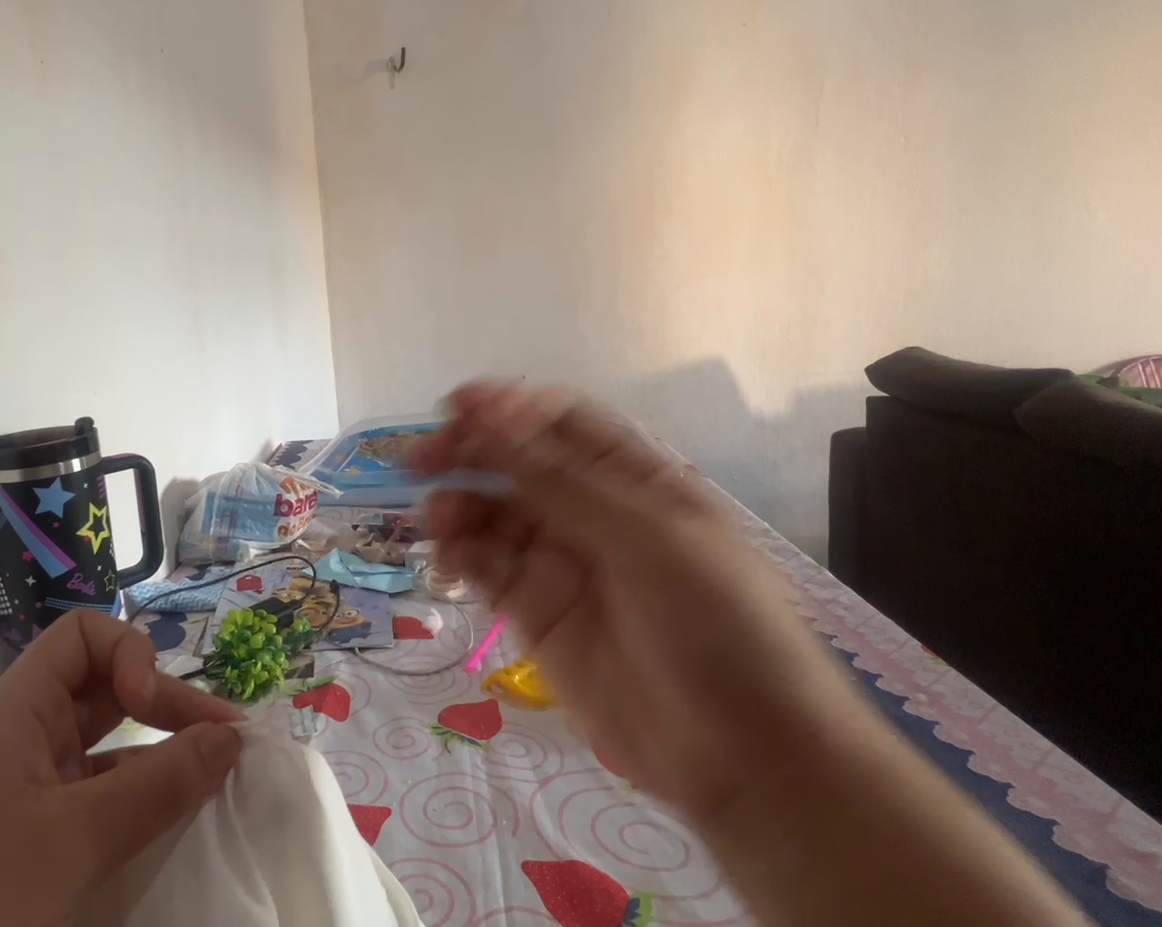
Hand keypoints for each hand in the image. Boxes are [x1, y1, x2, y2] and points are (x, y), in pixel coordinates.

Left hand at [0, 611, 241, 926]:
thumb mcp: (72, 841)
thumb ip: (158, 786)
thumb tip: (231, 736)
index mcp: (13, 713)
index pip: (81, 638)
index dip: (128, 654)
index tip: (153, 706)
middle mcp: (19, 739)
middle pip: (102, 689)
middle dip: (165, 704)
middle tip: (226, 742)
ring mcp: (23, 791)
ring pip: (105, 747)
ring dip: (159, 754)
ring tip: (214, 779)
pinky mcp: (29, 840)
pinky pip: (96, 797)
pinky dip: (138, 799)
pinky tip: (173, 821)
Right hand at [413, 381, 871, 821]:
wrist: (741, 753)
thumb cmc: (714, 625)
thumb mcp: (646, 538)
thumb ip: (562, 480)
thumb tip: (494, 415)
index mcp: (636, 480)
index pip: (563, 423)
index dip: (510, 409)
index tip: (456, 407)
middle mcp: (594, 513)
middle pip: (519, 463)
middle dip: (470, 453)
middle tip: (421, 459)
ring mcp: (563, 565)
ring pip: (496, 516)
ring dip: (460, 507)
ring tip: (436, 520)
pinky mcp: (538, 614)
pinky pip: (489, 570)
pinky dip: (461, 556)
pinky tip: (446, 560)